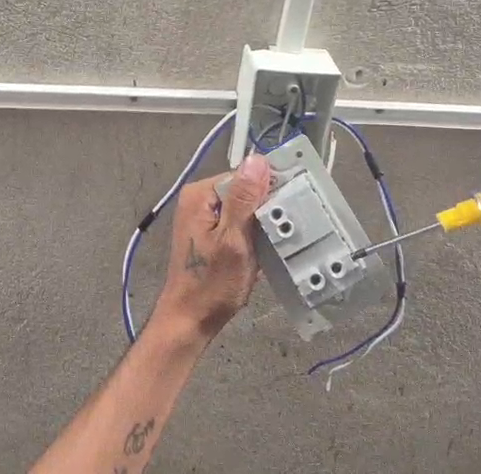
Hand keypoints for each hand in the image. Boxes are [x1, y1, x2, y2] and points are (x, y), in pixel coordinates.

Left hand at [148, 154, 271, 339]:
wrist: (189, 321)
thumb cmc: (212, 284)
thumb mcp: (234, 241)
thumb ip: (245, 200)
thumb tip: (258, 160)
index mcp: (201, 194)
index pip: (245, 175)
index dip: (269, 190)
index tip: (291, 207)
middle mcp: (199, 199)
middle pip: (245, 192)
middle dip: (265, 210)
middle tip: (285, 231)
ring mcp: (203, 217)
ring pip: (245, 210)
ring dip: (261, 226)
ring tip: (275, 244)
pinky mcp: (210, 234)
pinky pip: (239, 224)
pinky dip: (252, 237)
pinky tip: (262, 254)